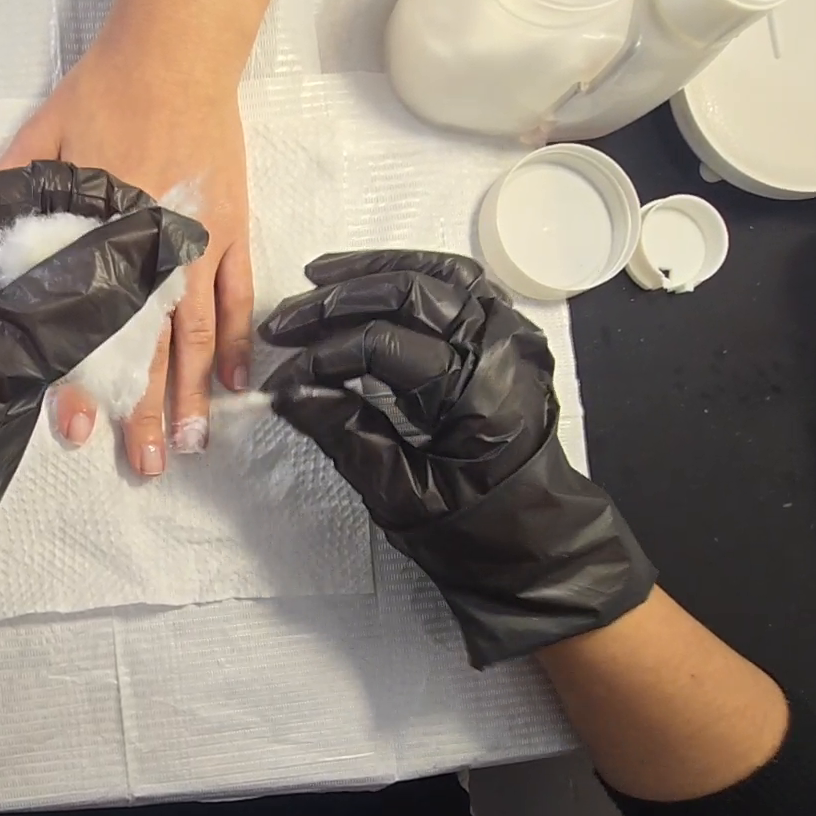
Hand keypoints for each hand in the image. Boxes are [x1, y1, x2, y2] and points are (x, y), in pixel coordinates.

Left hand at [0, 0, 272, 474]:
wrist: (175, 53)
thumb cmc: (101, 95)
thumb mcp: (38, 142)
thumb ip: (11, 201)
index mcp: (103, 241)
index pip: (90, 328)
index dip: (84, 383)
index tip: (78, 431)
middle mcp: (154, 256)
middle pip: (152, 348)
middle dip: (148, 412)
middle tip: (148, 464)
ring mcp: (201, 247)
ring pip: (197, 335)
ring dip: (195, 394)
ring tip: (194, 444)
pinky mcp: (232, 232)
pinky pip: (239, 296)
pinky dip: (238, 340)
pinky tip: (236, 383)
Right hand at [261, 250, 655, 665]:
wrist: (537, 543)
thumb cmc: (471, 530)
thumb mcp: (399, 496)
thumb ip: (344, 435)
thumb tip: (290, 393)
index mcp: (479, 391)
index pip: (381, 346)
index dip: (320, 359)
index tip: (278, 383)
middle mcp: (502, 346)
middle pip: (407, 295)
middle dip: (334, 303)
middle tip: (281, 323)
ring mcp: (511, 332)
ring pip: (435, 273)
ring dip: (370, 272)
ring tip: (315, 279)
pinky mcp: (506, 335)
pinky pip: (458, 283)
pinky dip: (410, 272)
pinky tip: (371, 276)